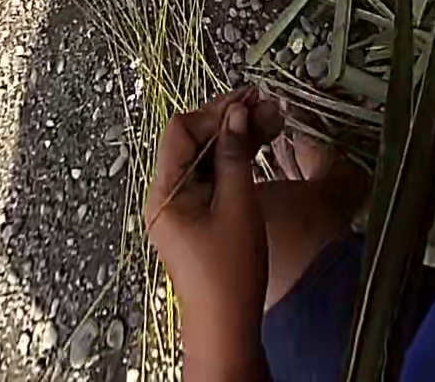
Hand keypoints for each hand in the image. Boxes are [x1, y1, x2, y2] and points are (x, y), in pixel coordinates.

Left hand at [146, 88, 282, 380]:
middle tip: (262, 103)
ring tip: (269, 116)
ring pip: (207, 156)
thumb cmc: (230, 275)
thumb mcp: (237, 206)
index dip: (213, 112)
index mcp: (165, 190)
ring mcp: (181, 204)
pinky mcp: (197, 214)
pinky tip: (258, 142)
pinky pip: (212, 175)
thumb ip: (234, 155)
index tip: (243, 100)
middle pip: (194, 141)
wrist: (229, 334)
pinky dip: (234, 158)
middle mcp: (167, 193)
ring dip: (236, 136)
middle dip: (228, 120)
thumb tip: (235, 112)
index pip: (181, 131)